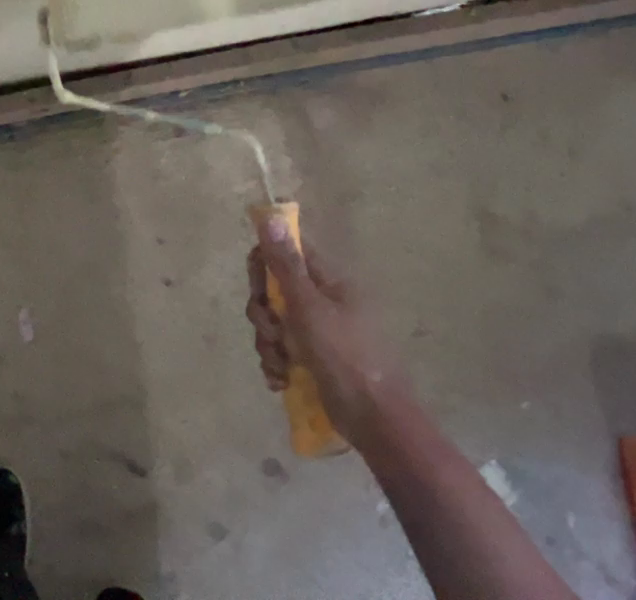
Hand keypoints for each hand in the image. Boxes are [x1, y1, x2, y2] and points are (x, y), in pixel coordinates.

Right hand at [245, 213, 407, 444]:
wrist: (374, 419)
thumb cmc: (345, 356)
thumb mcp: (309, 308)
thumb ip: (285, 265)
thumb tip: (270, 216)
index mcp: (328, 282)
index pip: (286, 253)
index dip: (264, 267)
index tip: (260, 290)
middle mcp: (323, 302)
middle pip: (273, 293)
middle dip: (265, 316)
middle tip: (275, 334)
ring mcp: (319, 333)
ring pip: (274, 326)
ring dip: (270, 346)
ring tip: (282, 365)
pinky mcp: (313, 360)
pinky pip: (281, 352)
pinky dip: (277, 365)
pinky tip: (282, 381)